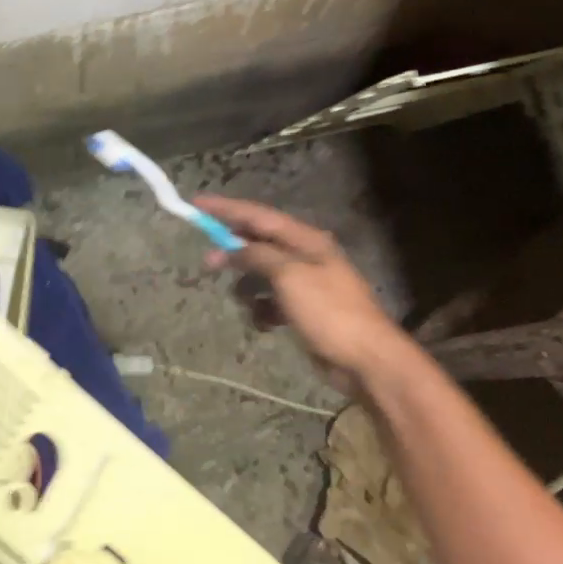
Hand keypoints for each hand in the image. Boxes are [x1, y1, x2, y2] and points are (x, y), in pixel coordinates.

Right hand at [196, 195, 415, 394]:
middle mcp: (305, 255)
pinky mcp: (304, 311)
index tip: (197, 203)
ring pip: (262, 275)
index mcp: (306, 240)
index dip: (226, 209)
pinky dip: (263, 310)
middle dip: (233, 252)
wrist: (365, 359)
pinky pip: (272, 302)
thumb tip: (231, 247)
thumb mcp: (290, 277)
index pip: (259, 215)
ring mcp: (306, 284)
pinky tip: (264, 324)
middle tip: (207, 263)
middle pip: (259, 243)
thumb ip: (258, 256)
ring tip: (246, 304)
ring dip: (249, 288)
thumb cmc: (329, 312)